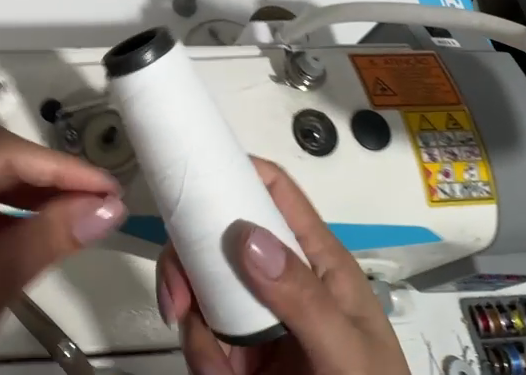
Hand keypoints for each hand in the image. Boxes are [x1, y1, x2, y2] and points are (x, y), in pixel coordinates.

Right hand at [156, 158, 410, 374]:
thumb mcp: (347, 348)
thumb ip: (302, 297)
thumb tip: (245, 235)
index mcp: (315, 259)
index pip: (273, 192)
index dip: (236, 170)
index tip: (192, 175)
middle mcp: (279, 277)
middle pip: (218, 235)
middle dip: (188, 260)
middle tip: (178, 296)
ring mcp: (255, 315)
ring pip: (199, 286)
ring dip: (193, 321)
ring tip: (213, 366)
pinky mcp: (239, 352)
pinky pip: (201, 335)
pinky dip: (199, 355)